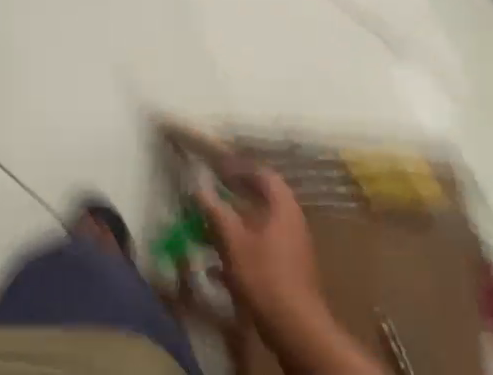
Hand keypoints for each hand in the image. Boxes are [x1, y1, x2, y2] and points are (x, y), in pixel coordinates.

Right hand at [195, 167, 321, 320]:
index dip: (240, 168)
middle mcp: (292, 222)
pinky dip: (243, 239)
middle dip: (235, 193)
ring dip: (237, 218)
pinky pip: (263, 241)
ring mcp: (293, 245)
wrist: (294, 326)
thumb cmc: (263, 275)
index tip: (216, 168)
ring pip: (262, 221)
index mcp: (284, 208)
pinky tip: (221, 252)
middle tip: (210, 191)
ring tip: (210, 221)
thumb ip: (215, 210)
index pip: (264, 174)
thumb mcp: (233, 240)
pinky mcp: (288, 266)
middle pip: (264, 197)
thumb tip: (198, 185)